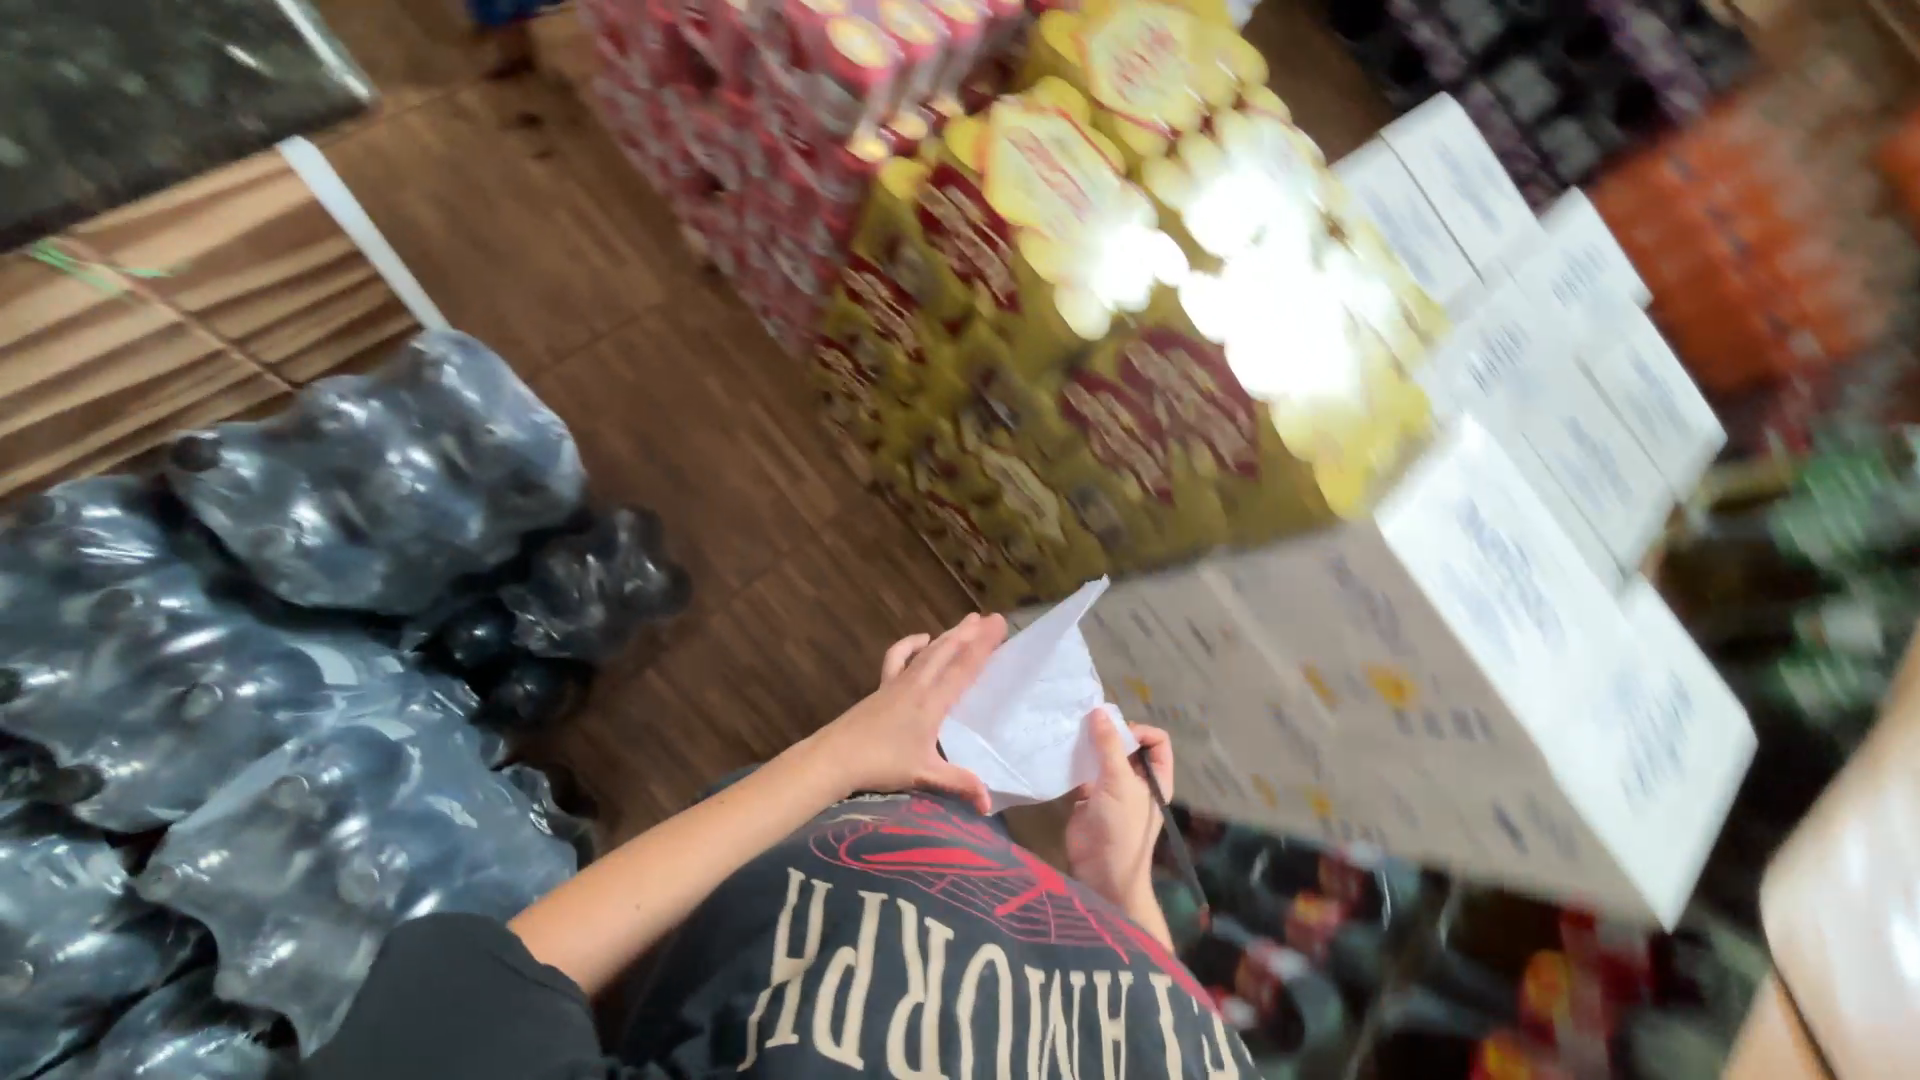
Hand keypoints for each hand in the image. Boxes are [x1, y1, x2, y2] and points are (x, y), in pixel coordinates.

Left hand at [810, 613, 1004, 813]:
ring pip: (928, 652)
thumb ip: (958, 783)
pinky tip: (923, 638)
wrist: (835, 756)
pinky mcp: (882, 687)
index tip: (999, 625)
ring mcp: (897, 683)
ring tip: (967, 621)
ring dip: (949, 635)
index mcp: (932, 703)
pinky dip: (911, 645)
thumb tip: (988, 803)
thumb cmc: (881, 764)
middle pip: (948, 652)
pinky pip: (898, 657)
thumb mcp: (924, 774)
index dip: (983, 646)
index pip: (963, 668)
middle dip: (971, 634)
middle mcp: (917, 685)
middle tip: (992, 617)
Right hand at [1063, 711, 1173, 914]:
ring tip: (1070, 733)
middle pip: (1126, 745)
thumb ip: (1109, 746)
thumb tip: (1098, 711)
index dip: (1138, 731)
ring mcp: (1111, 789)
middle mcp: (1135, 780)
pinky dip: (1072, 760)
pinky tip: (1059, 751)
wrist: (1101, 872)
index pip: (1155, 740)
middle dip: (1108, 733)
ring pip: (1102, 756)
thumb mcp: (1119, 782)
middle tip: (1086, 727)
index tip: (1116, 732)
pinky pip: (1082, 771)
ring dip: (1088, 745)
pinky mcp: (1088, 797)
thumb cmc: (1121, 827)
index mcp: (1155, 776)